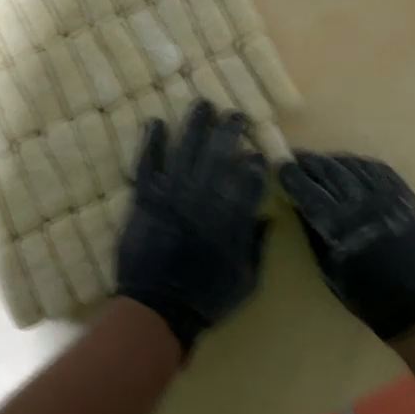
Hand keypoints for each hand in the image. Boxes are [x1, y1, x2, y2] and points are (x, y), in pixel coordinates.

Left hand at [116, 100, 269, 352]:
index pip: (251, 179)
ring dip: (196, 124)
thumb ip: (257, 245)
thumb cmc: (206, 299)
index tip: (257, 154)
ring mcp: (174, 194)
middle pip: (222, 154)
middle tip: (236, 115)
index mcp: (233, 219)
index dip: (256, 162)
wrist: (158, 309)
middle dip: (231, 130)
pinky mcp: (146, 197)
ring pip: (187, 149)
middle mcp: (206, 198)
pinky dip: (152, 141)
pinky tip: (156, 122)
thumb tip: (268, 217)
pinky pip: (149, 162)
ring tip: (203, 104)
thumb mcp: (247, 279)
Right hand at [279, 152, 414, 340]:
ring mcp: (388, 198)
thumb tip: (296, 202)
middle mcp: (363, 206)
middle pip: (329, 171)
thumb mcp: (329, 269)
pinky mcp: (406, 196)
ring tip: (321, 163)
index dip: (291, 175)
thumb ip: (313, 232)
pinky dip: (359, 165)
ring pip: (353, 165)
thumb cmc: (366, 295)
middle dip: (310, 163)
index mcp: (340, 228)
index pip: (308, 190)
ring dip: (333, 162)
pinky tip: (350, 167)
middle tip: (297, 159)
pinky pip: (378, 169)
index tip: (280, 165)